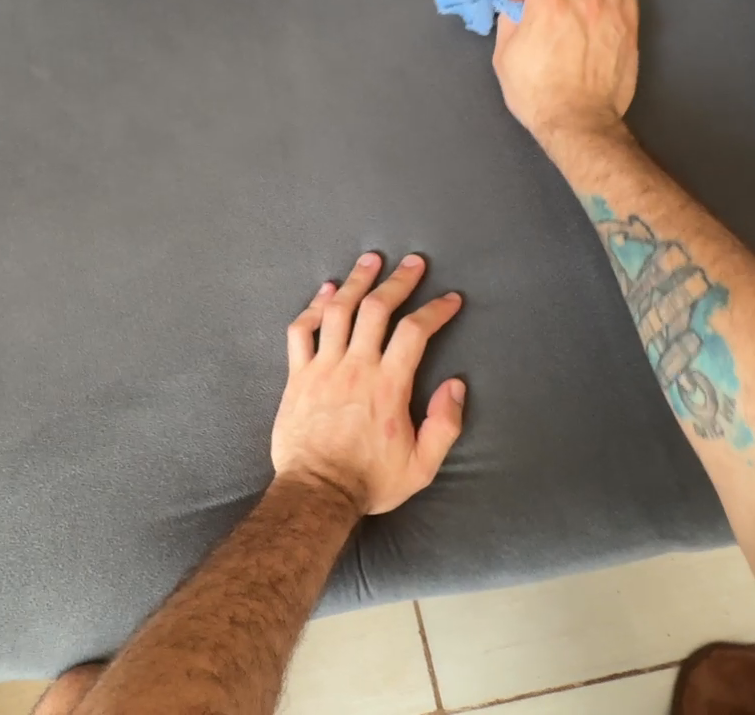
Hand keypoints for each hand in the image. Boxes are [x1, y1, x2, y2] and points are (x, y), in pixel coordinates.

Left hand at [271, 253, 466, 514]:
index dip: (435, 310)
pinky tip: (325, 291)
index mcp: (388, 385)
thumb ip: (445, 424)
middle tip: (413, 261)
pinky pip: (301, 331)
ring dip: (356, 281)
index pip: (416, 332)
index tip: (450, 299)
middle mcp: (355, 367)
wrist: (316, 494)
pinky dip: (313, 307)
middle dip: (398, 280)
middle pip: (377, 308)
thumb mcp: (422, 465)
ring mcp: (323, 367)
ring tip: (370, 260)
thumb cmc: (370, 481)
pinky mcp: (298, 375)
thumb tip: (456, 384)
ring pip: (338, 310)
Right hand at [491, 0, 641, 148]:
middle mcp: (584, 1)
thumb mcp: (504, 58)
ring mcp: (612, 14)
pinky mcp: (631, 30)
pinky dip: (611, 2)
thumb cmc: (534, 94)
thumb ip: (511, 20)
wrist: (578, 122)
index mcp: (548, 6)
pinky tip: (599, 19)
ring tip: (580, 1)